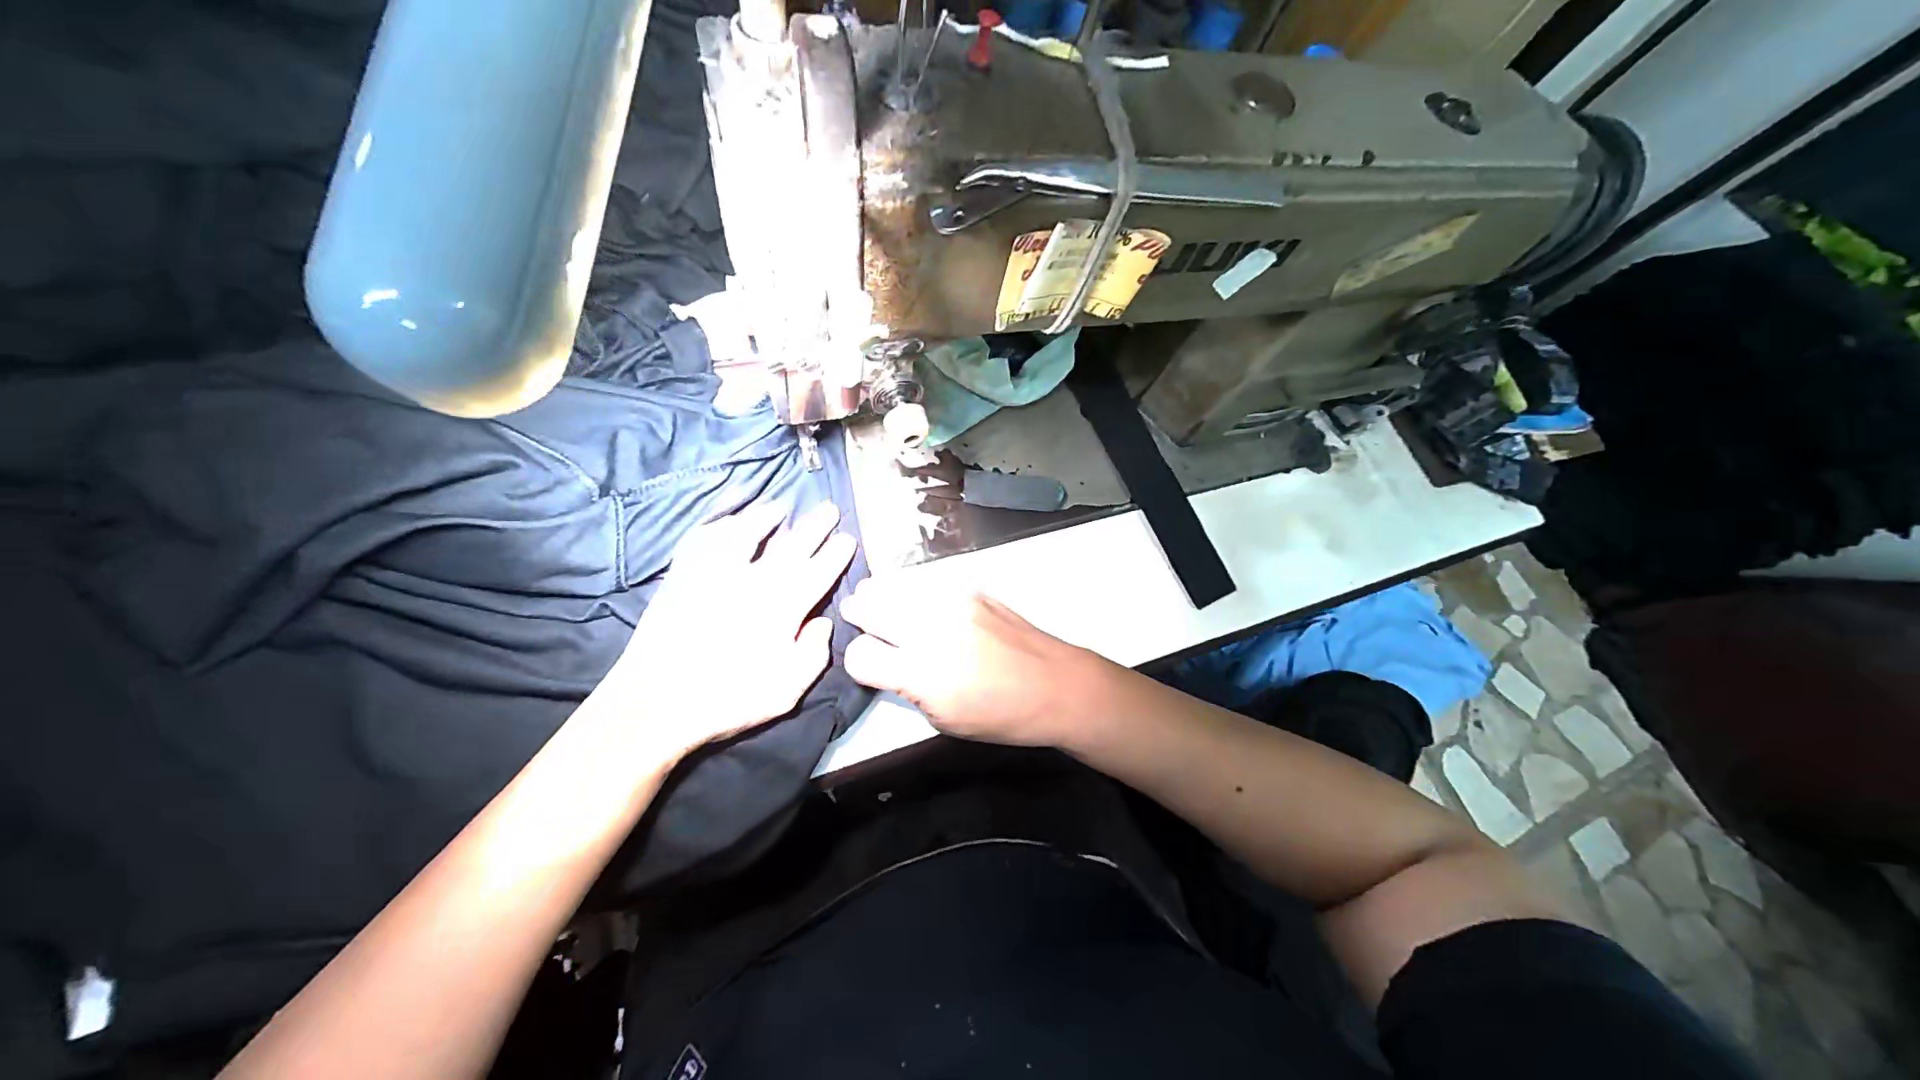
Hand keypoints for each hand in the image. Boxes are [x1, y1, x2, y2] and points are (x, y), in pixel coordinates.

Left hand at [594, 503, 856, 757]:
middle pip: (791, 543)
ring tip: (779, 506)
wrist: (655, 702)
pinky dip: (719, 522)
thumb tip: (822, 623)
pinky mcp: (682, 574)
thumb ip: (813, 654)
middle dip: (814, 525)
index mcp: (783, 607)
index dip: (836, 553)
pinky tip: (727, 520)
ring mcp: (714, 572)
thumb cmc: (728, 701)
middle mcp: (753, 579)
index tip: (847, 538)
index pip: (819, 571)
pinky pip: (704, 536)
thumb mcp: (786, 690)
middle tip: (829, 509)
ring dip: (766, 515)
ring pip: (745, 530)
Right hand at [840, 577, 1120, 747]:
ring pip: (894, 586)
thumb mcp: (946, 720)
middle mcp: (932, 631)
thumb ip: (910, 689)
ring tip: (876, 601)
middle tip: (856, 616)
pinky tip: (919, 604)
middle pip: (869, 607)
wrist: (1056, 685)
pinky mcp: (971, 591)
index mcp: (923, 674)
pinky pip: (926, 584)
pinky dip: (914, 592)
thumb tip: (890, 664)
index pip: (860, 654)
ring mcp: (952, 605)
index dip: (858, 661)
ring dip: (881, 595)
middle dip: (858, 614)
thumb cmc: (1003, 715)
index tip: (867, 662)